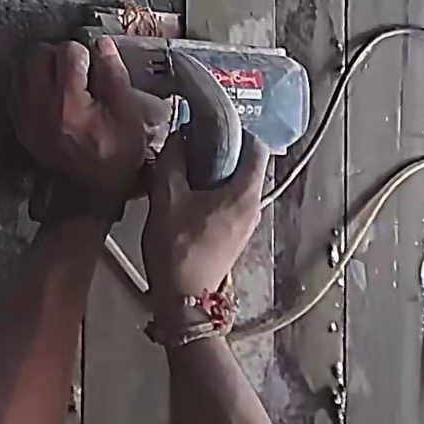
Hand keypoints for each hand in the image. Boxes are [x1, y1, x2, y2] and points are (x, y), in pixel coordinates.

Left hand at [12, 38, 147, 194]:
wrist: (93, 192)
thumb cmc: (117, 154)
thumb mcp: (127, 114)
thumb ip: (114, 75)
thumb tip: (100, 43)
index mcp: (69, 104)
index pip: (68, 52)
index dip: (86, 54)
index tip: (95, 68)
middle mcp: (39, 109)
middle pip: (38, 55)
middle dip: (59, 56)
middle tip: (78, 71)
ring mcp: (25, 119)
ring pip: (21, 70)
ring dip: (41, 68)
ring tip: (62, 80)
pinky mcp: (20, 127)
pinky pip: (14, 91)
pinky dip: (29, 84)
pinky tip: (48, 92)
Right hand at [143, 131, 268, 308]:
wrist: (183, 300)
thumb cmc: (178, 248)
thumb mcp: (166, 198)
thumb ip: (172, 161)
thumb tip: (178, 136)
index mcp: (245, 194)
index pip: (257, 146)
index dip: (236, 129)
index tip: (211, 123)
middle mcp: (254, 207)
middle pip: (246, 165)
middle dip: (221, 149)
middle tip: (192, 141)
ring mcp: (247, 224)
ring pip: (237, 184)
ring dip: (215, 171)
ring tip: (186, 165)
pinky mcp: (235, 235)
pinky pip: (230, 201)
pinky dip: (214, 190)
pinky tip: (188, 193)